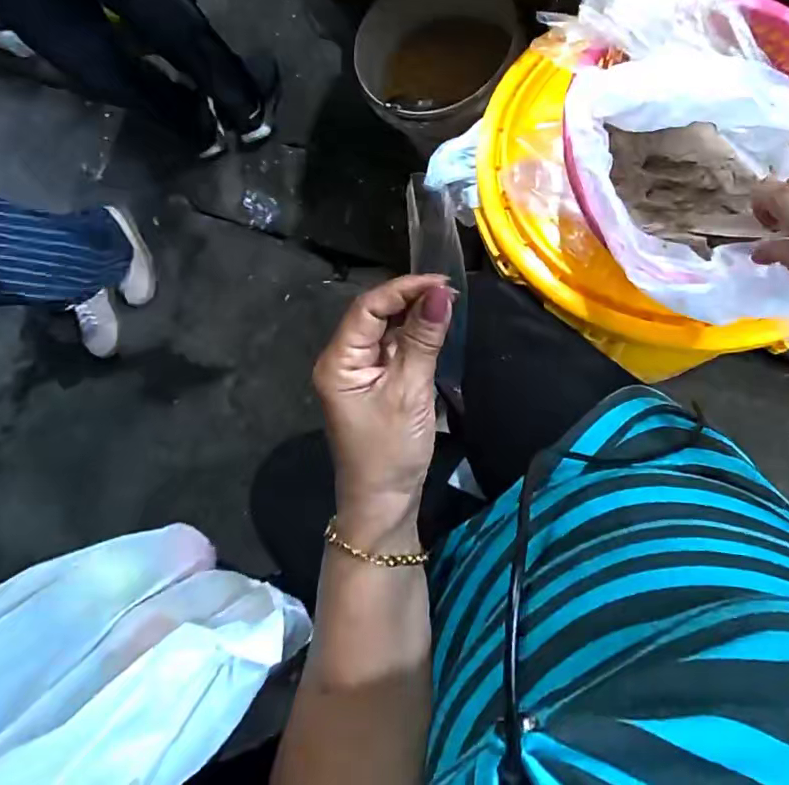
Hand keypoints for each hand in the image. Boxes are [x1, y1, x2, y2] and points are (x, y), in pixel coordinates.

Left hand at [312, 275, 454, 548]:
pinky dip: (413, 336)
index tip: (441, 282)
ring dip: (413, 315)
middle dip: (409, 299)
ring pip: (384, 329)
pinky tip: (434, 327)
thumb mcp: (411, 391)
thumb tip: (442, 294)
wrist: (384, 505)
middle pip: (373, 314)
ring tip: (447, 304)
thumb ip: (424, 339)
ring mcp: (357, 371)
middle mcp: (342, 359)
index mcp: (338, 361)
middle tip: (449, 292)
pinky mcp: (373, 382)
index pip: (367, 308)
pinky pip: (391, 347)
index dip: (403, 289)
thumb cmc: (391, 451)